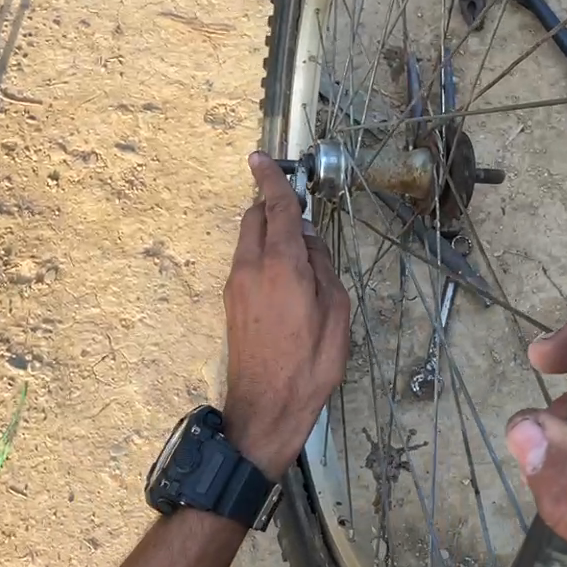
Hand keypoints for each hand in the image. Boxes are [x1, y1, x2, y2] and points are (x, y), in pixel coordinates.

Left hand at [222, 152, 351, 476]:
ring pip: (247, 240)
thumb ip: (323, 268)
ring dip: (267, 232)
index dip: (271, 179)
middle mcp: (251, 267)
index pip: (275, 208)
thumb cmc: (311, 365)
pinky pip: (245, 262)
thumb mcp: (336, 314)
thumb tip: (310, 240)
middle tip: (299, 216)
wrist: (265, 408)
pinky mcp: (230, 303)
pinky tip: (284, 278)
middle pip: (255, 218)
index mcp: (282, 266)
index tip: (261, 157)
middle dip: (272, 206)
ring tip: (298, 254)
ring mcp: (236, 285)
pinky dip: (261, 254)